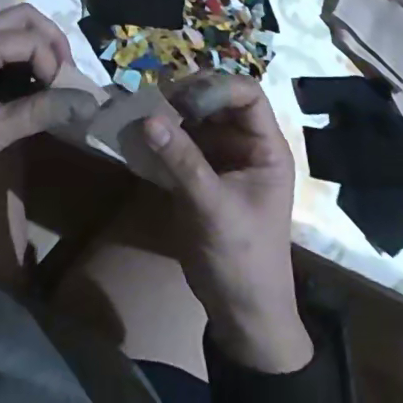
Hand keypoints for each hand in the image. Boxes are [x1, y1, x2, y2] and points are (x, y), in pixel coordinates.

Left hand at [0, 5, 98, 243]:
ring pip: (6, 28)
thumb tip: (88, 102)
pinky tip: (24, 88)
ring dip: (33, 48)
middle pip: (21, 17)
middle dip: (50, 41)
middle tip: (65, 75)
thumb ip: (42, 110)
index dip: (53, 63)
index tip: (63, 96)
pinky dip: (15, 58)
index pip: (30, 37)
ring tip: (49, 83)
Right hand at [144, 73, 312, 373]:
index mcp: (265, 147)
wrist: (240, 313)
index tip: (179, 100)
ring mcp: (220, 158)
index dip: (215, 88)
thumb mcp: (213, 209)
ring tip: (138, 118)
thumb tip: (147, 119)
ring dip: (167, 115)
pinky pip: (177, 142)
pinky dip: (158, 137)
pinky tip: (136, 139)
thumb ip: (182, 162)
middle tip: (152, 106)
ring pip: (193, 118)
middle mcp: (244, 144)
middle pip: (215, 100)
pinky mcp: (197, 173)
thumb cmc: (242, 260)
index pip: (246, 95)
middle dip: (184, 98)